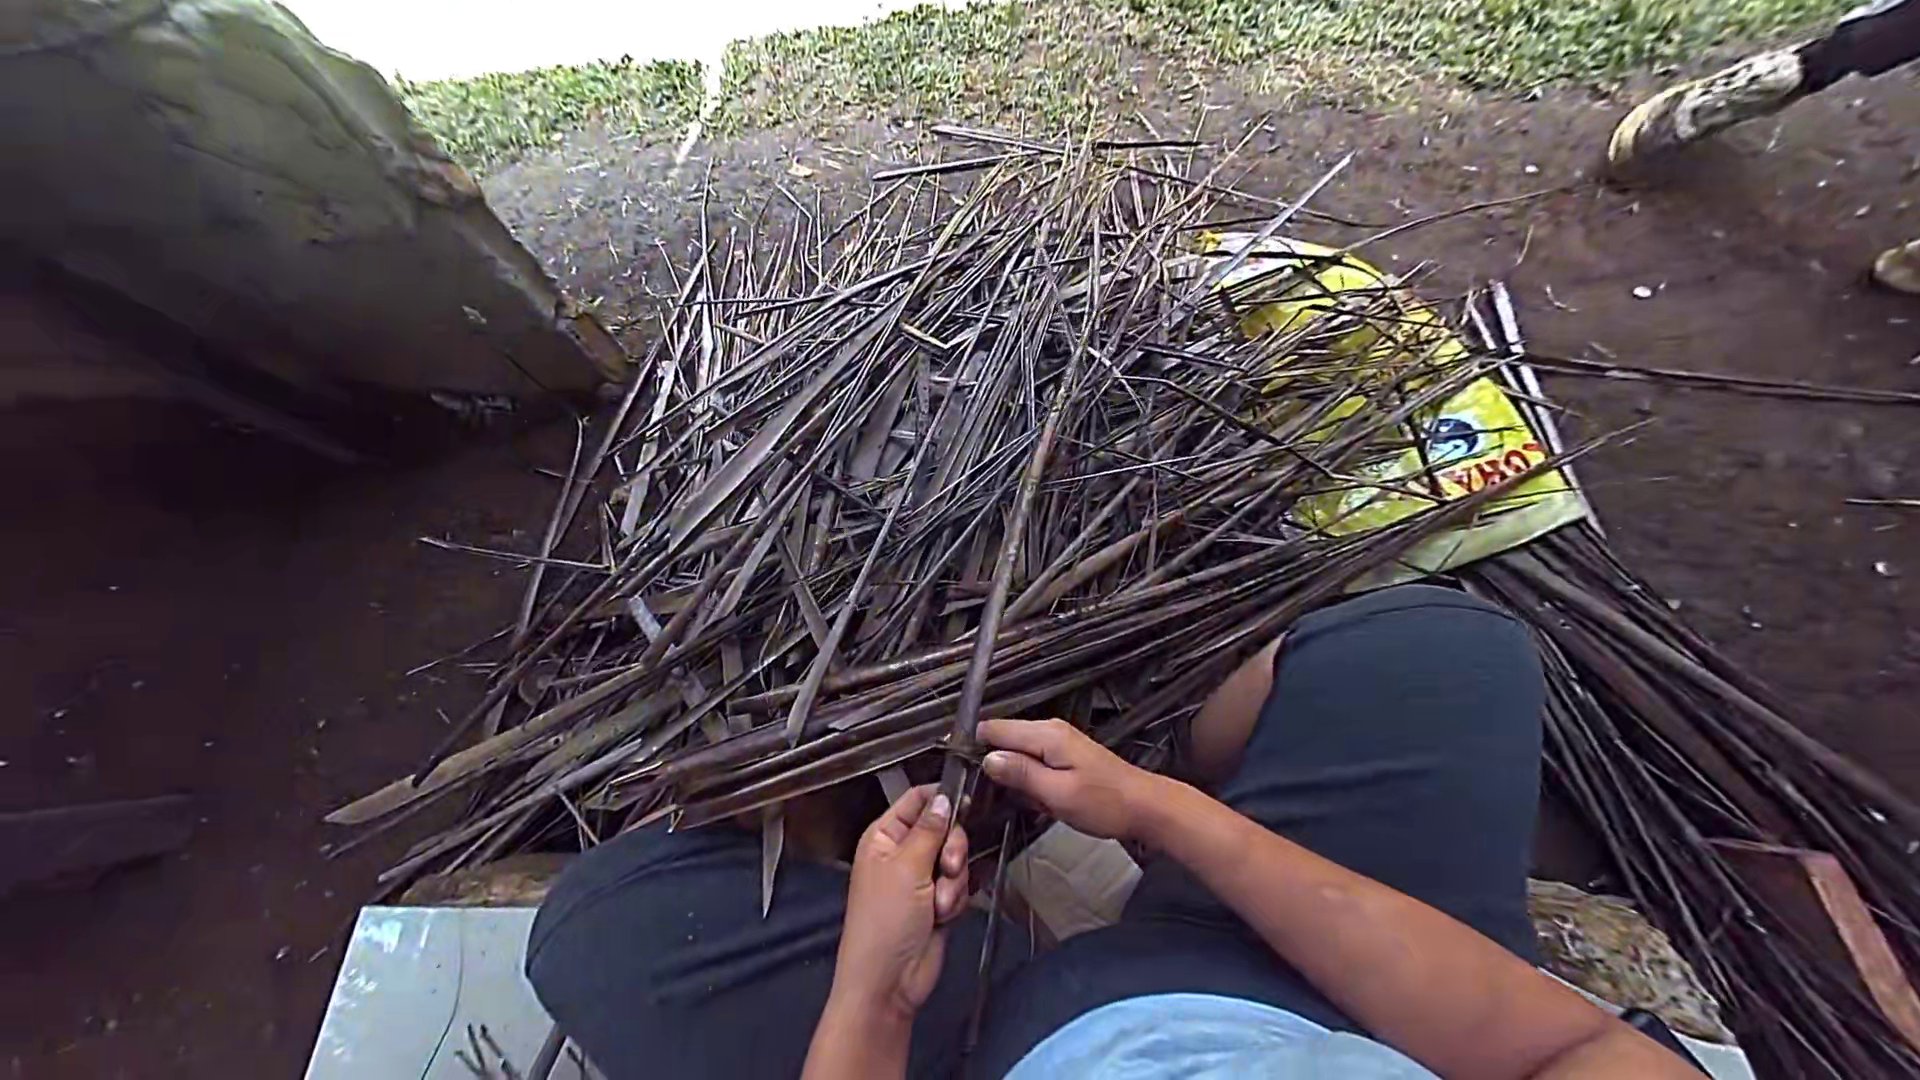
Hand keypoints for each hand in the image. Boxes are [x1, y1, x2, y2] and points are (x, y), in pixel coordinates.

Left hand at [830, 785, 969, 1024]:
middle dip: (952, 849)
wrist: (889, 984)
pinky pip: (961, 883)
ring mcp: (922, 876)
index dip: (940, 798)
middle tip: (948, 866)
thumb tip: (943, 797)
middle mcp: (903, 851)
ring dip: (954, 880)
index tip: (966, 801)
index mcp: (885, 835)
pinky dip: (956, 898)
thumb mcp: (907, 867)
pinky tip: (943, 915)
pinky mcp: (939, 898)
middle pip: (944, 827)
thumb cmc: (886, 921)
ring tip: (938, 902)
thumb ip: (930, 829)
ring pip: (956, 856)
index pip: (916, 799)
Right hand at [978, 718, 1164, 842]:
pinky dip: (1027, 780)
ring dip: (1010, 775)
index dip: (973, 745)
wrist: (1145, 807)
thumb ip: (1021, 774)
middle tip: (982, 795)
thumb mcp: (1058, 794)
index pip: (995, 728)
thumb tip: (986, 759)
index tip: (958, 770)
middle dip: (991, 764)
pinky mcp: (1062, 754)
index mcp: (1045, 734)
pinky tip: (1033, 802)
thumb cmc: (1103, 803)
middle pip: (1003, 738)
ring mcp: (1056, 741)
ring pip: (1016, 752)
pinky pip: (1031, 761)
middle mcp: (1048, 730)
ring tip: (1008, 801)